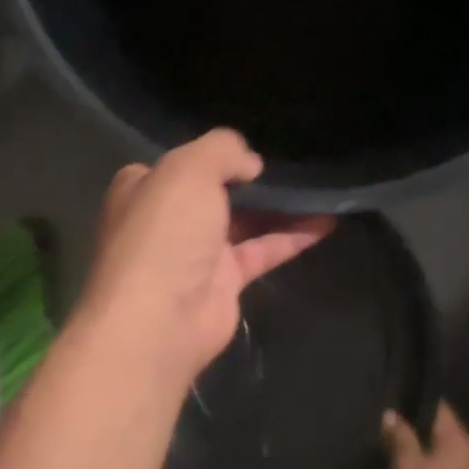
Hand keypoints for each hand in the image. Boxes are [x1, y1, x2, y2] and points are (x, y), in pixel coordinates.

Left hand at [78, 129, 333, 381]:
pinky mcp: (224, 283)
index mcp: (143, 187)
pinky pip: (262, 251)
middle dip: (248, 181)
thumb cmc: (164, 232)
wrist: (158, 319)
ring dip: (279, 207)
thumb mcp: (189, 169)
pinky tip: (325, 221)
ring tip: (318, 188)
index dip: (210, 155)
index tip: (246, 150)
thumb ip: (222, 151)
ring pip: (242, 222)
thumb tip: (250, 164)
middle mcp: (166, 219)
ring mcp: (195, 253)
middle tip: (290, 165)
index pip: (178, 163)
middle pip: (213, 192)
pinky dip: (292, 237)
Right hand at [381, 403, 468, 468]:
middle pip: (443, 431)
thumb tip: (392, 414)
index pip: (441, 408)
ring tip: (395, 445)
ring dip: (424, 449)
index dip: (418, 401)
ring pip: (445, 453)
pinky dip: (430, 468)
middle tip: (390, 422)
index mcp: (461, 442)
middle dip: (418, 427)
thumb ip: (401, 438)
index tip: (397, 397)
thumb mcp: (408, 468)